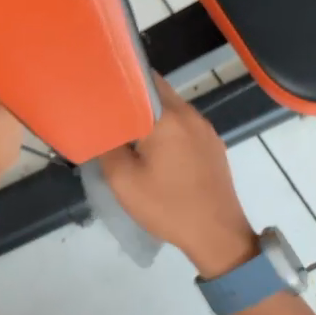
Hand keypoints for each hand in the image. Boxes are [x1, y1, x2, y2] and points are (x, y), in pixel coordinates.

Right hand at [100, 77, 257, 276]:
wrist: (217, 236)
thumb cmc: (168, 206)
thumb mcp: (123, 181)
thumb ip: (107, 148)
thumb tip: (100, 130)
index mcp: (168, 117)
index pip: (141, 79)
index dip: (118, 79)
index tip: (97, 87)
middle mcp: (190, 114)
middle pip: (157, 90)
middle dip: (132, 95)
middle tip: (107, 108)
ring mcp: (205, 129)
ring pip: (171, 107)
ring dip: (150, 113)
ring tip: (126, 129)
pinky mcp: (213, 144)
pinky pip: (184, 124)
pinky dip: (166, 127)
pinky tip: (153, 147)